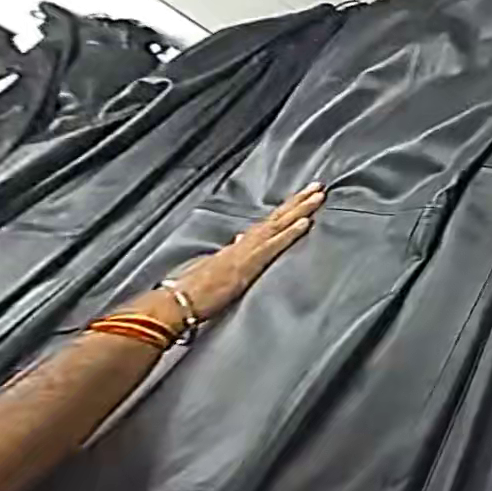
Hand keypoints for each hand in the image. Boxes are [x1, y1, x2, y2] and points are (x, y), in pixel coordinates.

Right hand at [130, 183, 324, 331]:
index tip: (304, 195)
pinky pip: (274, 244)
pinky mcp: (250, 263)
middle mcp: (245, 243)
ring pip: (278, 224)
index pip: (268, 222)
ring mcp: (248, 251)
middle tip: (318, 186)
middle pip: (276, 217)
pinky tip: (305, 222)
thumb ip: (231, 250)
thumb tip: (240, 238)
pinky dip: (290, 232)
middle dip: (298, 201)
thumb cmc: (190, 289)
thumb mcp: (214, 264)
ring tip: (318, 196)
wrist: (173, 304)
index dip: (286, 209)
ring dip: (300, 209)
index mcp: (239, 245)